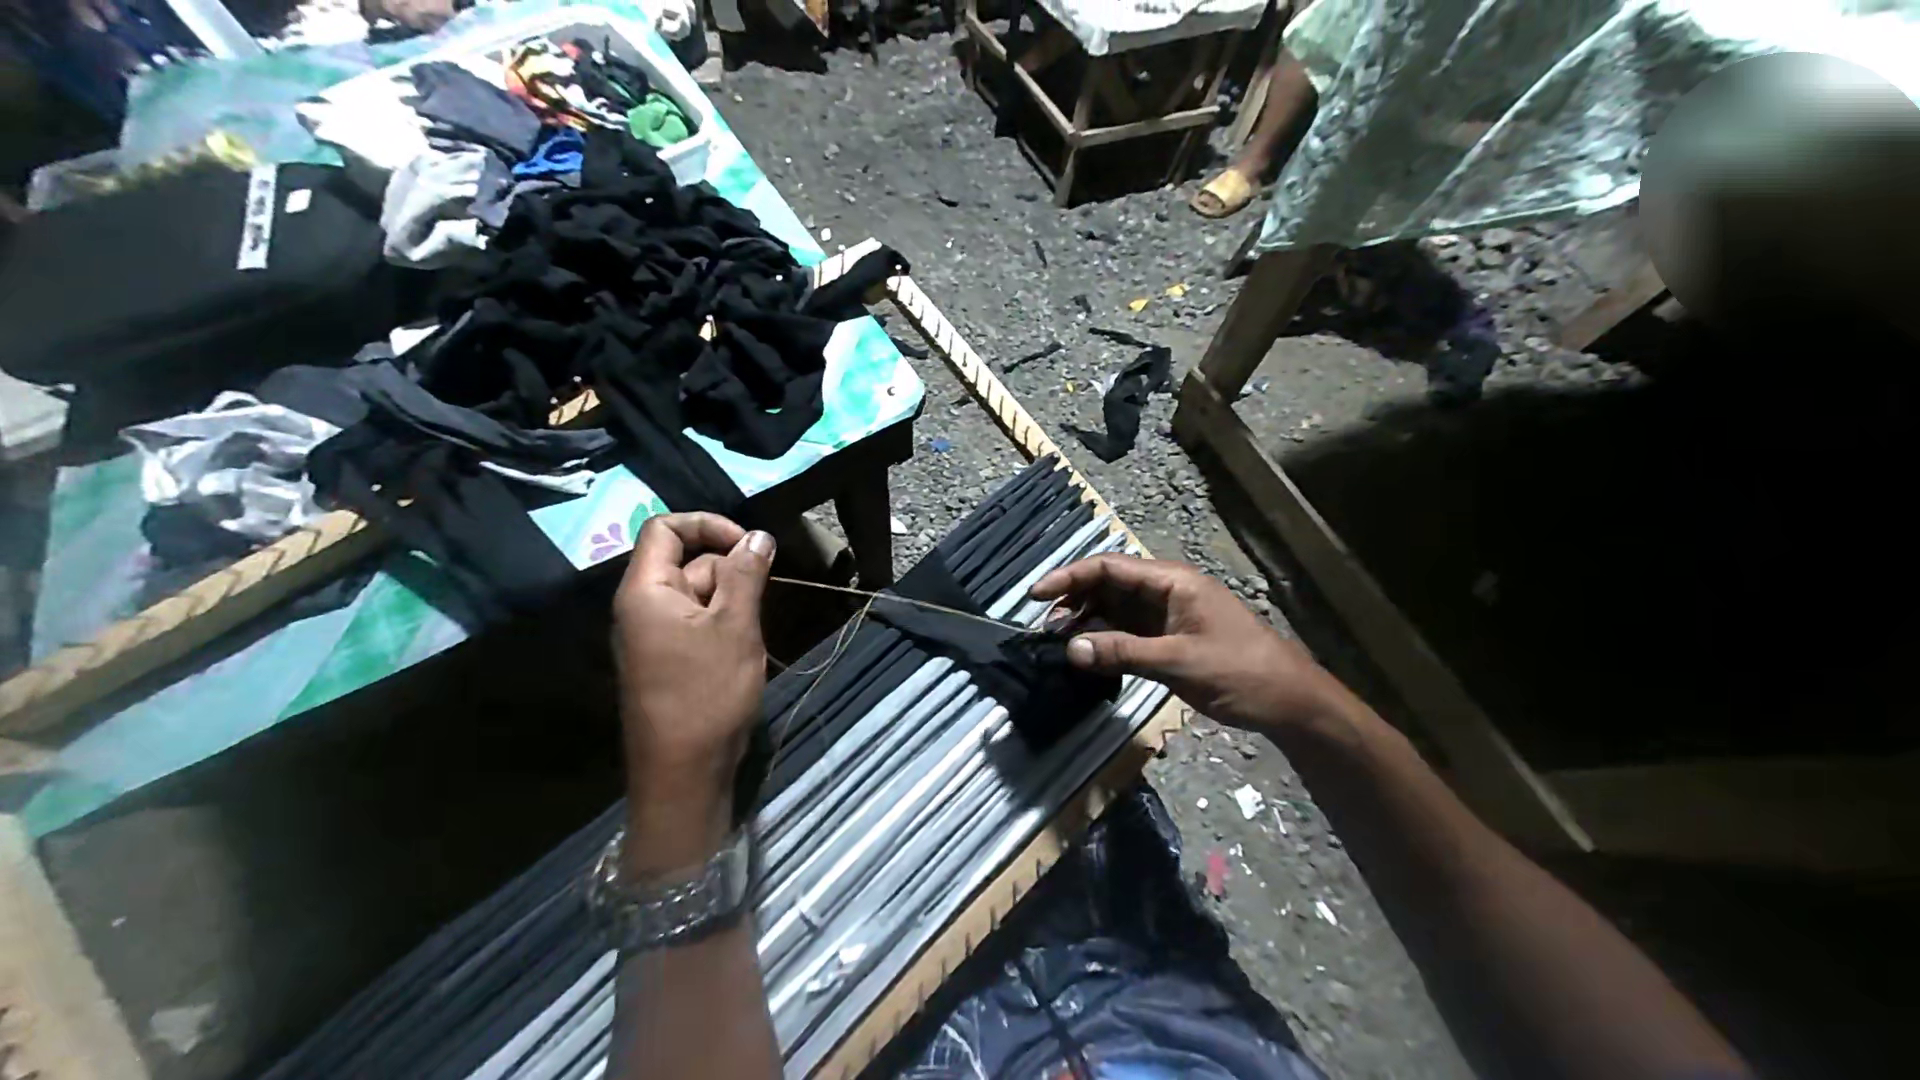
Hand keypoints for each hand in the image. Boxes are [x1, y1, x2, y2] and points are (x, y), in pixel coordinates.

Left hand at [612, 513, 773, 873]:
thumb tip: (758, 535)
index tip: (748, 545)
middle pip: (689, 561)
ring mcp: (656, 633)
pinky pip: (699, 621)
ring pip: (700, 593)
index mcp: (645, 590)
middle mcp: (643, 606)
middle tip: (757, 605)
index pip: (666, 529)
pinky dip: (725, 623)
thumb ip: (746, 574)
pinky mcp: (670, 656)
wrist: (685, 772)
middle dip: (730, 572)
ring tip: (749, 636)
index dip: (708, 525)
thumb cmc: (706, 693)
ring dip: (732, 601)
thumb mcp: (735, 626)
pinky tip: (742, 648)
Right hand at [1030, 554, 1353, 735]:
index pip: (1110, 567)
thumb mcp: (1180, 661)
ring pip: (1113, 610)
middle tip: (1045, 629)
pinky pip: (1124, 633)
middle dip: (1073, 601)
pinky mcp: (1166, 640)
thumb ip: (1123, 652)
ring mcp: (1165, 616)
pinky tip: (1084, 655)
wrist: (1289, 702)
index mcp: (1172, 581)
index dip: (1070, 576)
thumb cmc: (1241, 671)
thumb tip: (1070, 649)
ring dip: (1085, 622)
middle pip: (1107, 585)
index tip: (1036, 595)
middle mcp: (1164, 592)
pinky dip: (1102, 641)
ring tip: (1058, 644)